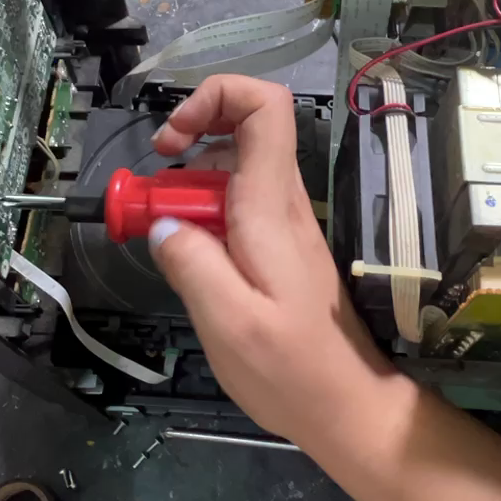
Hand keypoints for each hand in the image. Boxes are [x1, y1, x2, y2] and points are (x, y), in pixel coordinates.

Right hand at [146, 75, 408, 448]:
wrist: (346, 404)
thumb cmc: (291, 370)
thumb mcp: (228, 323)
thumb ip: (191, 264)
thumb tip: (161, 223)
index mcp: (271, 208)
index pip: (266, 107)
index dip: (218, 96)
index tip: (172, 139)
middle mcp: (282, 202)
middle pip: (246, 126)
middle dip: (191, 136)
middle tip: (154, 185)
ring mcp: (283, 222)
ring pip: (237, 163)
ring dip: (192, 175)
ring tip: (160, 217)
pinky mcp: (278, 244)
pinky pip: (238, 199)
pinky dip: (203, 205)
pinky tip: (187, 244)